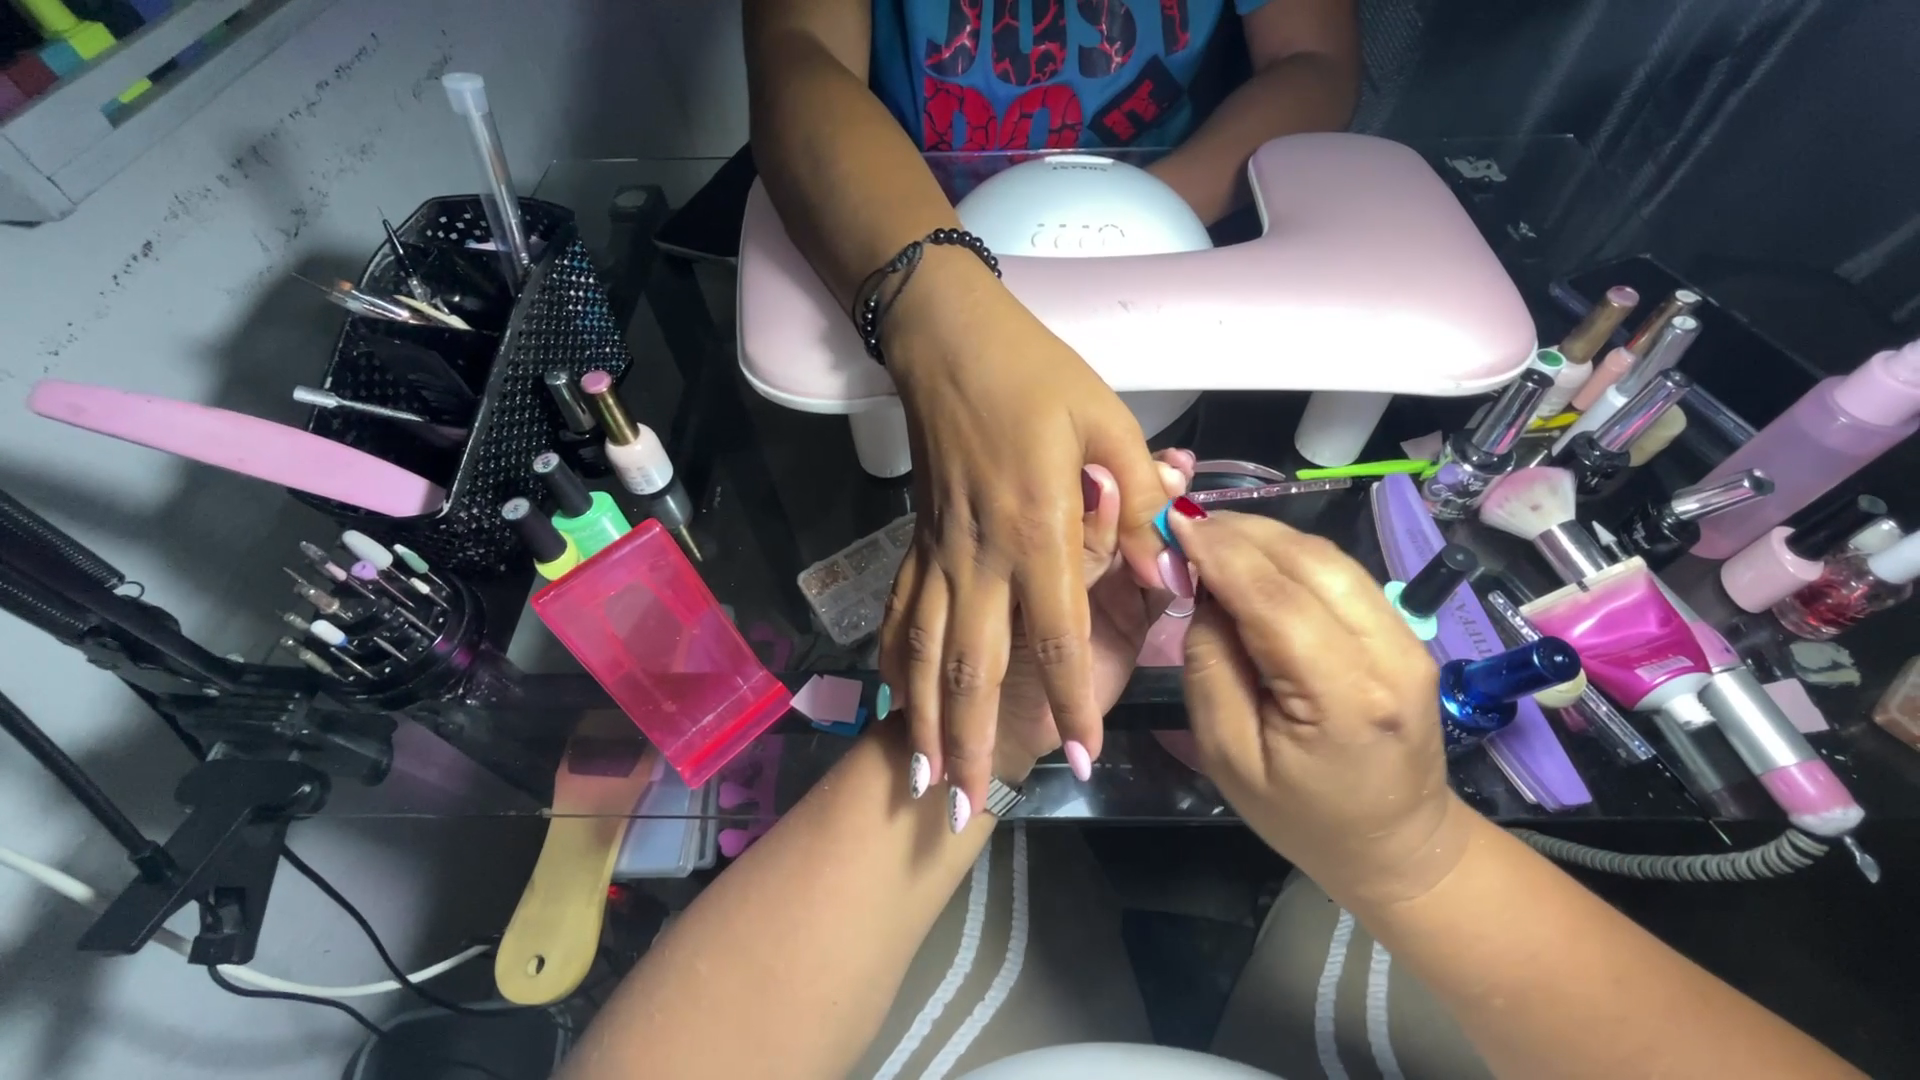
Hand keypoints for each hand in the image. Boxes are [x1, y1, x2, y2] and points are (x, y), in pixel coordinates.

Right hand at [878, 254, 1173, 822]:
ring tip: (922, 775)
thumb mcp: (1105, 420)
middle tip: (969, 804)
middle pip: (973, 663)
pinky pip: (899, 612)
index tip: (1078, 758)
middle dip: (972, 737)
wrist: (946, 342)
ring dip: (923, 716)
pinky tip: (894, 696)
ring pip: (926, 650)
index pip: (1056, 633)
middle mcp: (981, 556)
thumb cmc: (1034, 375)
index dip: (1068, 700)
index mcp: (1037, 527)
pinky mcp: (916, 540)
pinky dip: (895, 662)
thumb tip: (1176, 567)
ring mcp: (939, 552)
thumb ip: (1140, 495)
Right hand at [1167, 508, 1475, 908]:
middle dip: (1241, 532)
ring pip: (1329, 558)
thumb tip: (1204, 591)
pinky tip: (1252, 555)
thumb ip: (1210, 666)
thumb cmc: (1301, 816)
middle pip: (1310, 563)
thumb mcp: (1228, 755)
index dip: (1221, 553)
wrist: (1397, 845)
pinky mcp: (1406, 633)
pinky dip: (1290, 554)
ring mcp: (1408, 639)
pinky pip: (1341, 574)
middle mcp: (1390, 655)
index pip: (1276, 600)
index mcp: (1345, 698)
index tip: (1173, 521)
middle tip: (1183, 522)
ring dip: (1265, 536)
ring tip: (1210, 534)